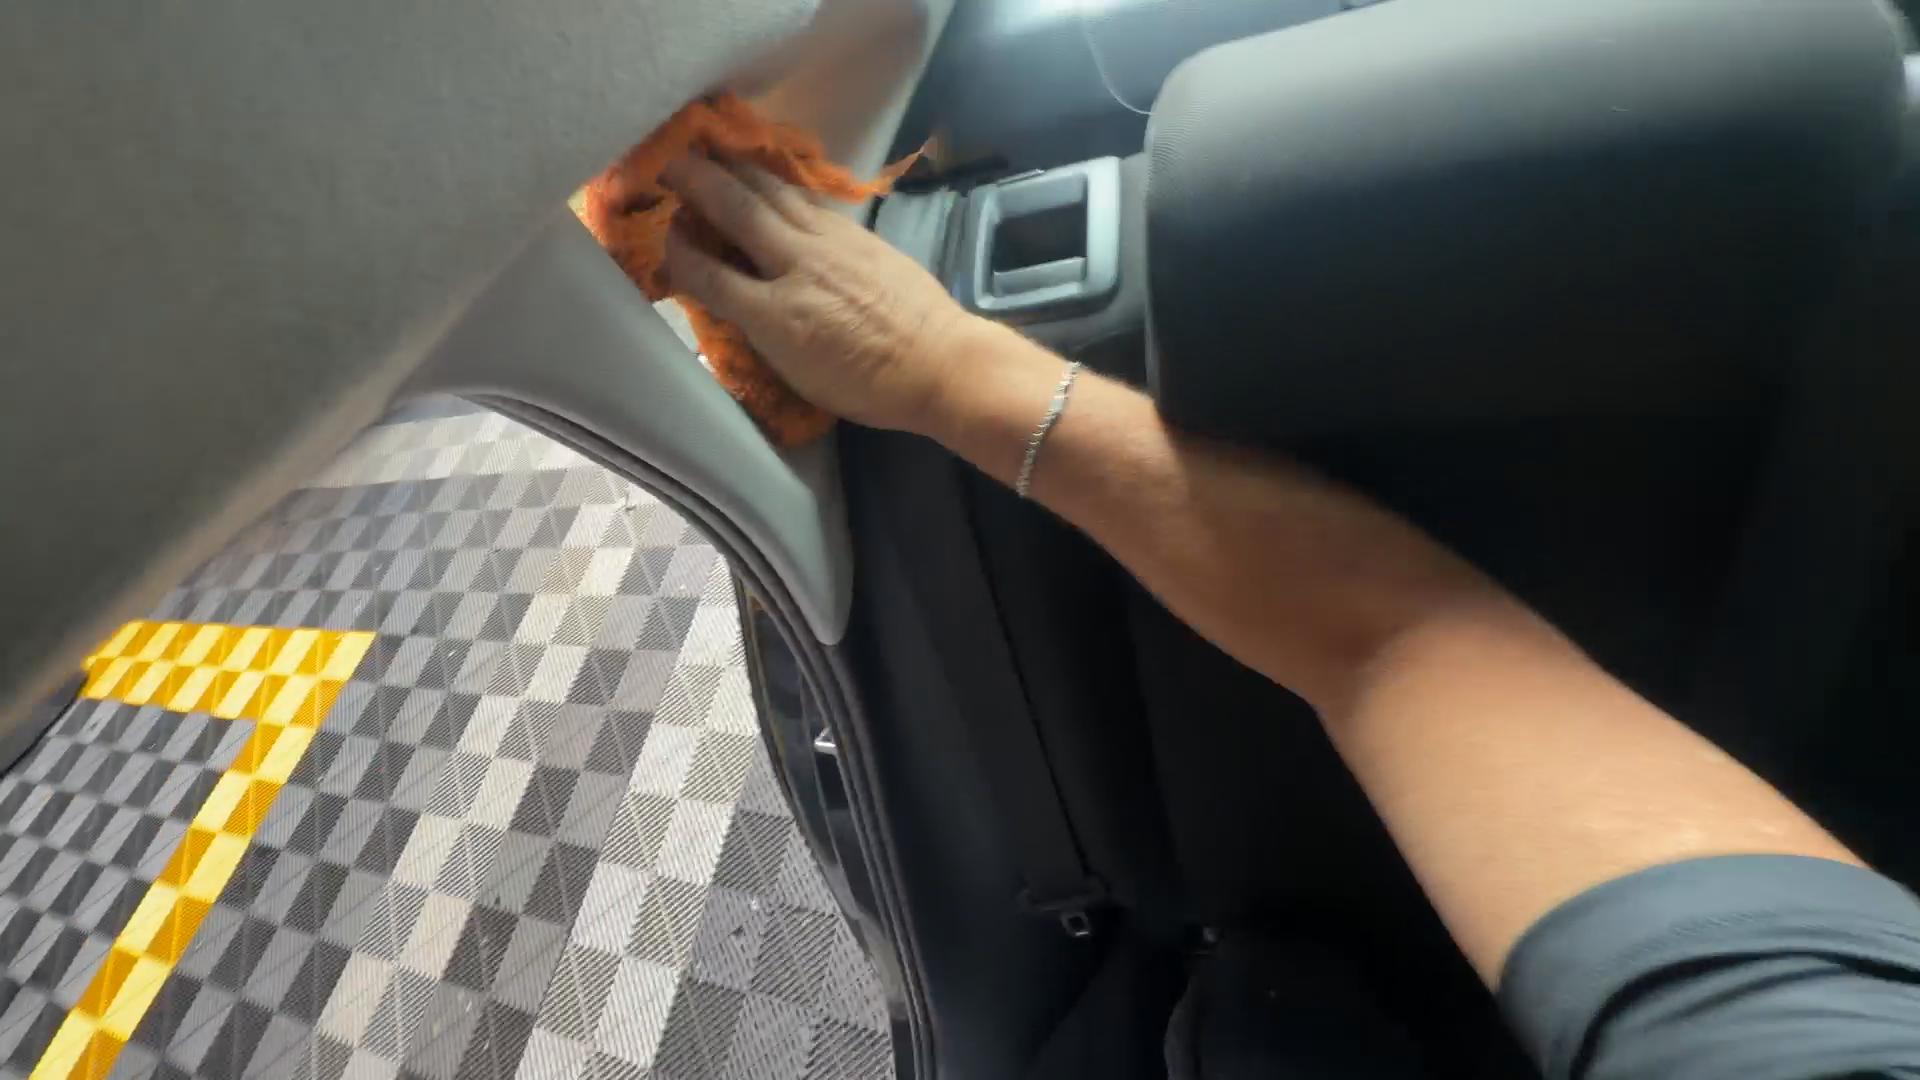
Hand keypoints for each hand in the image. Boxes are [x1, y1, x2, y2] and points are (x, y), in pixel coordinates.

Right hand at [660, 156, 980, 435]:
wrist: (940, 363)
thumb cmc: (871, 388)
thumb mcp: (802, 378)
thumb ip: (763, 336)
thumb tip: (736, 302)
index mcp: (778, 317)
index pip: (707, 274)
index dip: (675, 254)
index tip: (658, 239)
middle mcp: (798, 266)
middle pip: (734, 209)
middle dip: (692, 180)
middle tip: (664, 161)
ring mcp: (831, 242)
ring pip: (772, 191)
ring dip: (735, 167)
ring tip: (709, 152)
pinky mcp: (857, 233)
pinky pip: (807, 198)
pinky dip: (778, 184)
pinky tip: (769, 178)